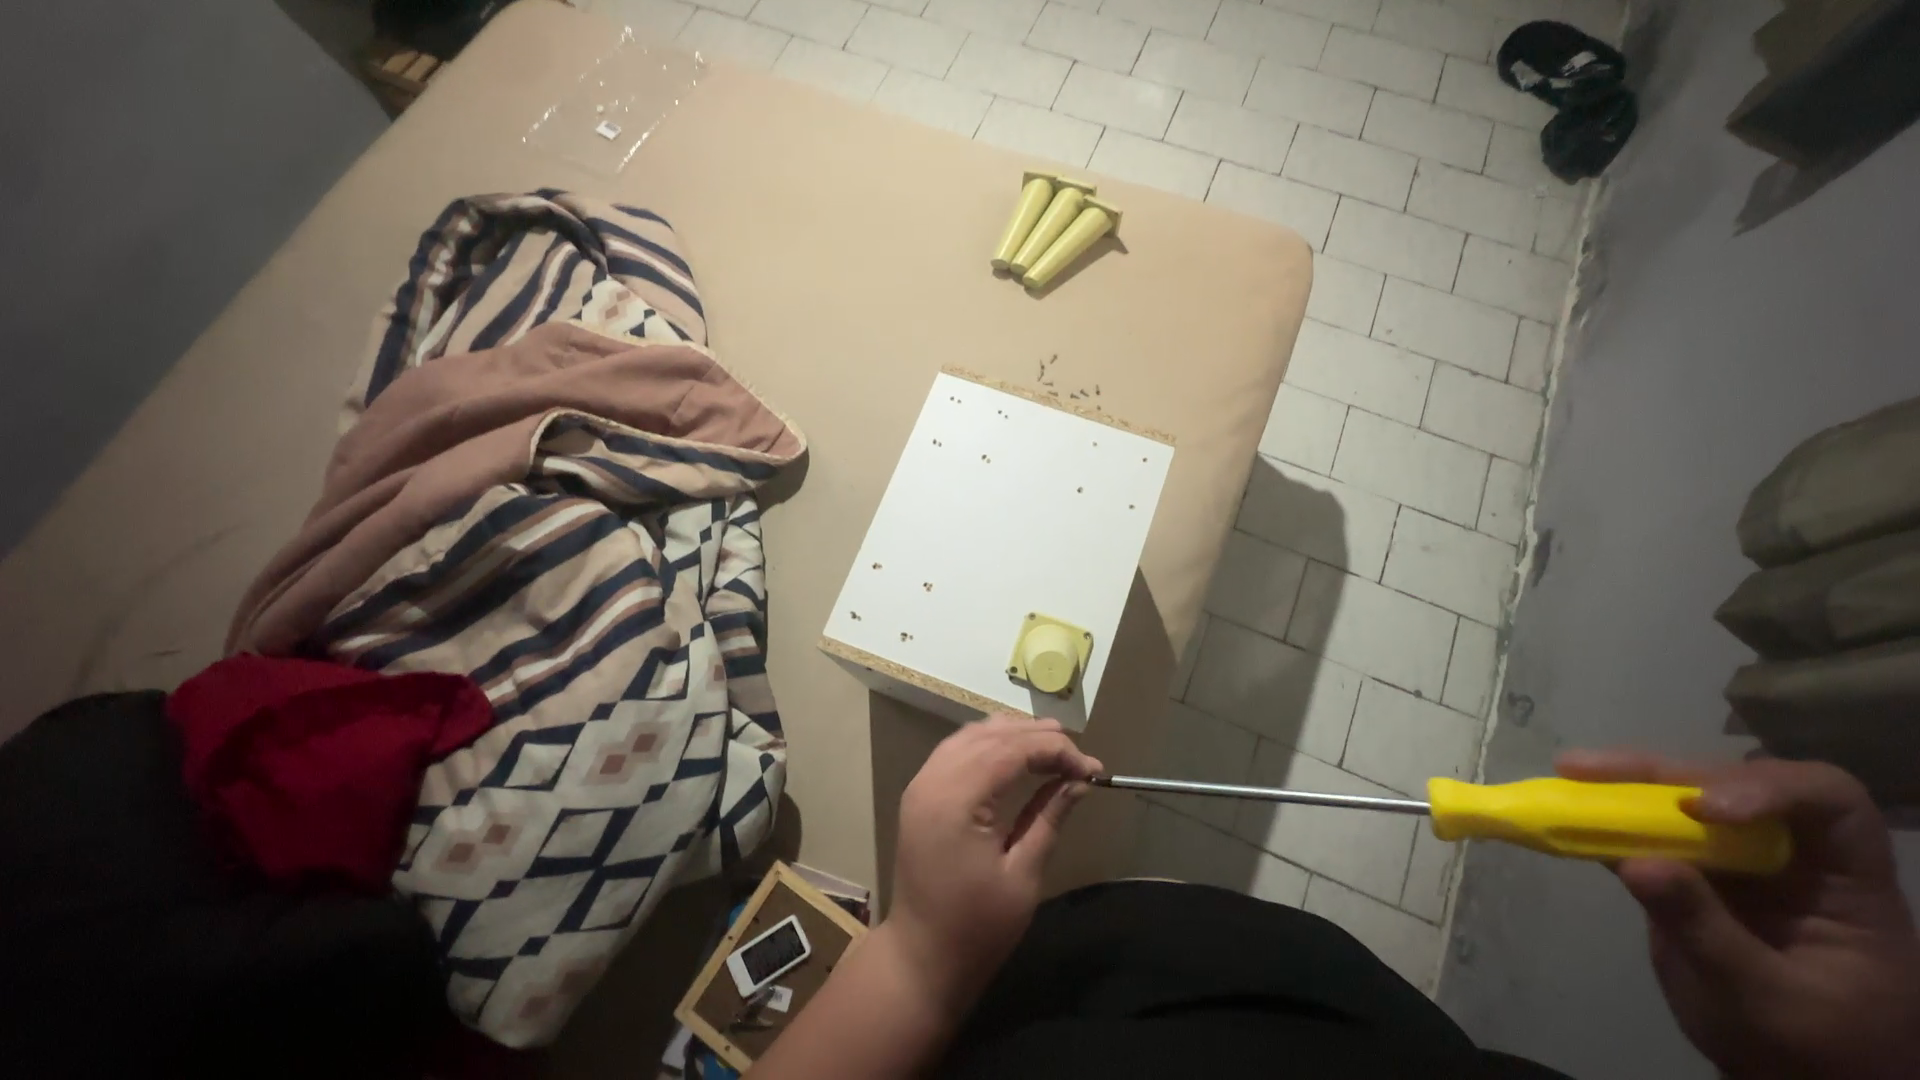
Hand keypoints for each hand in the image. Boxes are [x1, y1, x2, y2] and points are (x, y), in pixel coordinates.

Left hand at [886, 713, 1103, 1004]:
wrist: (921, 957)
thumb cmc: (976, 927)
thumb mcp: (1023, 876)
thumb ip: (1048, 818)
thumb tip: (1079, 781)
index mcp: (956, 801)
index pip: (1010, 750)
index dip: (1054, 750)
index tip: (1091, 767)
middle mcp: (932, 781)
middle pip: (989, 736)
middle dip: (1037, 737)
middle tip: (1078, 753)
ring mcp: (920, 785)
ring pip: (969, 736)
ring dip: (1011, 734)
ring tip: (1053, 745)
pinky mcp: (919, 795)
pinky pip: (954, 751)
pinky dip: (987, 744)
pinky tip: (1014, 753)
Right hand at [1558, 750, 1919, 1078]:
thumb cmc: (1809, 1047)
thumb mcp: (1763, 997)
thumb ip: (1705, 929)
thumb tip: (1637, 863)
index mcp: (1844, 881)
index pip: (1826, 802)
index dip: (1768, 787)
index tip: (1701, 807)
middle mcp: (1791, 855)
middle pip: (1733, 784)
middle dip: (1661, 774)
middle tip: (1586, 769)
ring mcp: (1738, 862)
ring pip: (1684, 799)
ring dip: (1626, 784)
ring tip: (1568, 774)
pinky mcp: (1691, 873)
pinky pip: (1650, 832)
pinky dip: (1607, 817)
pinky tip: (1567, 809)